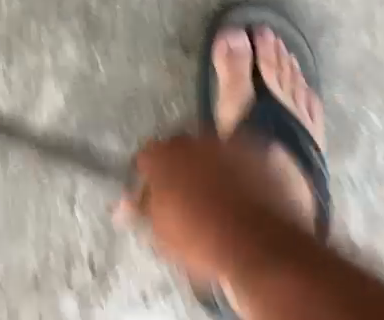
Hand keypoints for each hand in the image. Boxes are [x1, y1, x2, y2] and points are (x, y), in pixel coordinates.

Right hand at [117, 133, 289, 282]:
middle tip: (186, 197)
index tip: (153, 197)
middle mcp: (190, 139)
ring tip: (217, 195)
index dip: (148, 178)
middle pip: (178, 149)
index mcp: (160, 155)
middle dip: (179, 167)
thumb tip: (123, 204)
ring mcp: (225, 142)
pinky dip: (239, 170)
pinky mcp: (257, 150)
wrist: (261, 245)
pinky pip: (241, 157)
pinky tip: (243, 192)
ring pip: (210, 151)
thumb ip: (141, 211)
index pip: (144, 158)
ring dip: (209, 166)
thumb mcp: (162, 234)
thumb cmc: (202, 241)